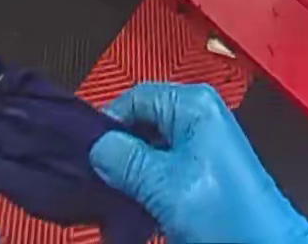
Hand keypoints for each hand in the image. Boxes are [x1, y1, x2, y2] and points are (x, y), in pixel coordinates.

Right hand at [88, 83, 307, 243]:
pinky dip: (148, 183)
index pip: (137, 96)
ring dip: (131, 171)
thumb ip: (128, 162)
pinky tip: (135, 209)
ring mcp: (204, 137)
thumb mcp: (167, 187)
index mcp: (194, 102)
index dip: (109, 121)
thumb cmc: (222, 213)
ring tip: (112, 200)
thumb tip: (97, 146)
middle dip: (119, 150)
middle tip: (96, 181)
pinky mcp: (206, 165)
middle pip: (143, 119)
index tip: (85, 154)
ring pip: (152, 144)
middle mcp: (199, 110)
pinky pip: (165, 163)